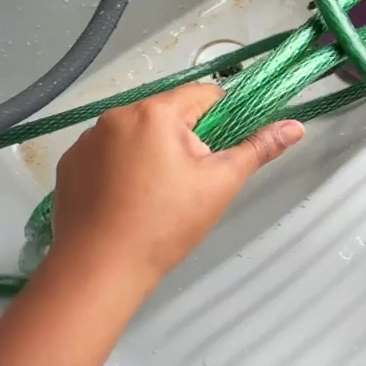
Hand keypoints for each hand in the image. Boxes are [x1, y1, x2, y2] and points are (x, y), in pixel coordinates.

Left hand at [47, 83, 303, 290]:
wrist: (99, 270)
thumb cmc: (166, 224)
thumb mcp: (221, 183)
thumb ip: (259, 148)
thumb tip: (295, 127)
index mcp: (156, 112)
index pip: (205, 95)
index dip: (222, 121)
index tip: (220, 155)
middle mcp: (117, 115)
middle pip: (170, 113)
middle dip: (187, 139)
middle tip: (192, 181)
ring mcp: (88, 139)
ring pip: (139, 133)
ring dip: (154, 150)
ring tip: (158, 194)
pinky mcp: (69, 164)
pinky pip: (108, 152)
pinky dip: (123, 167)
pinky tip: (128, 199)